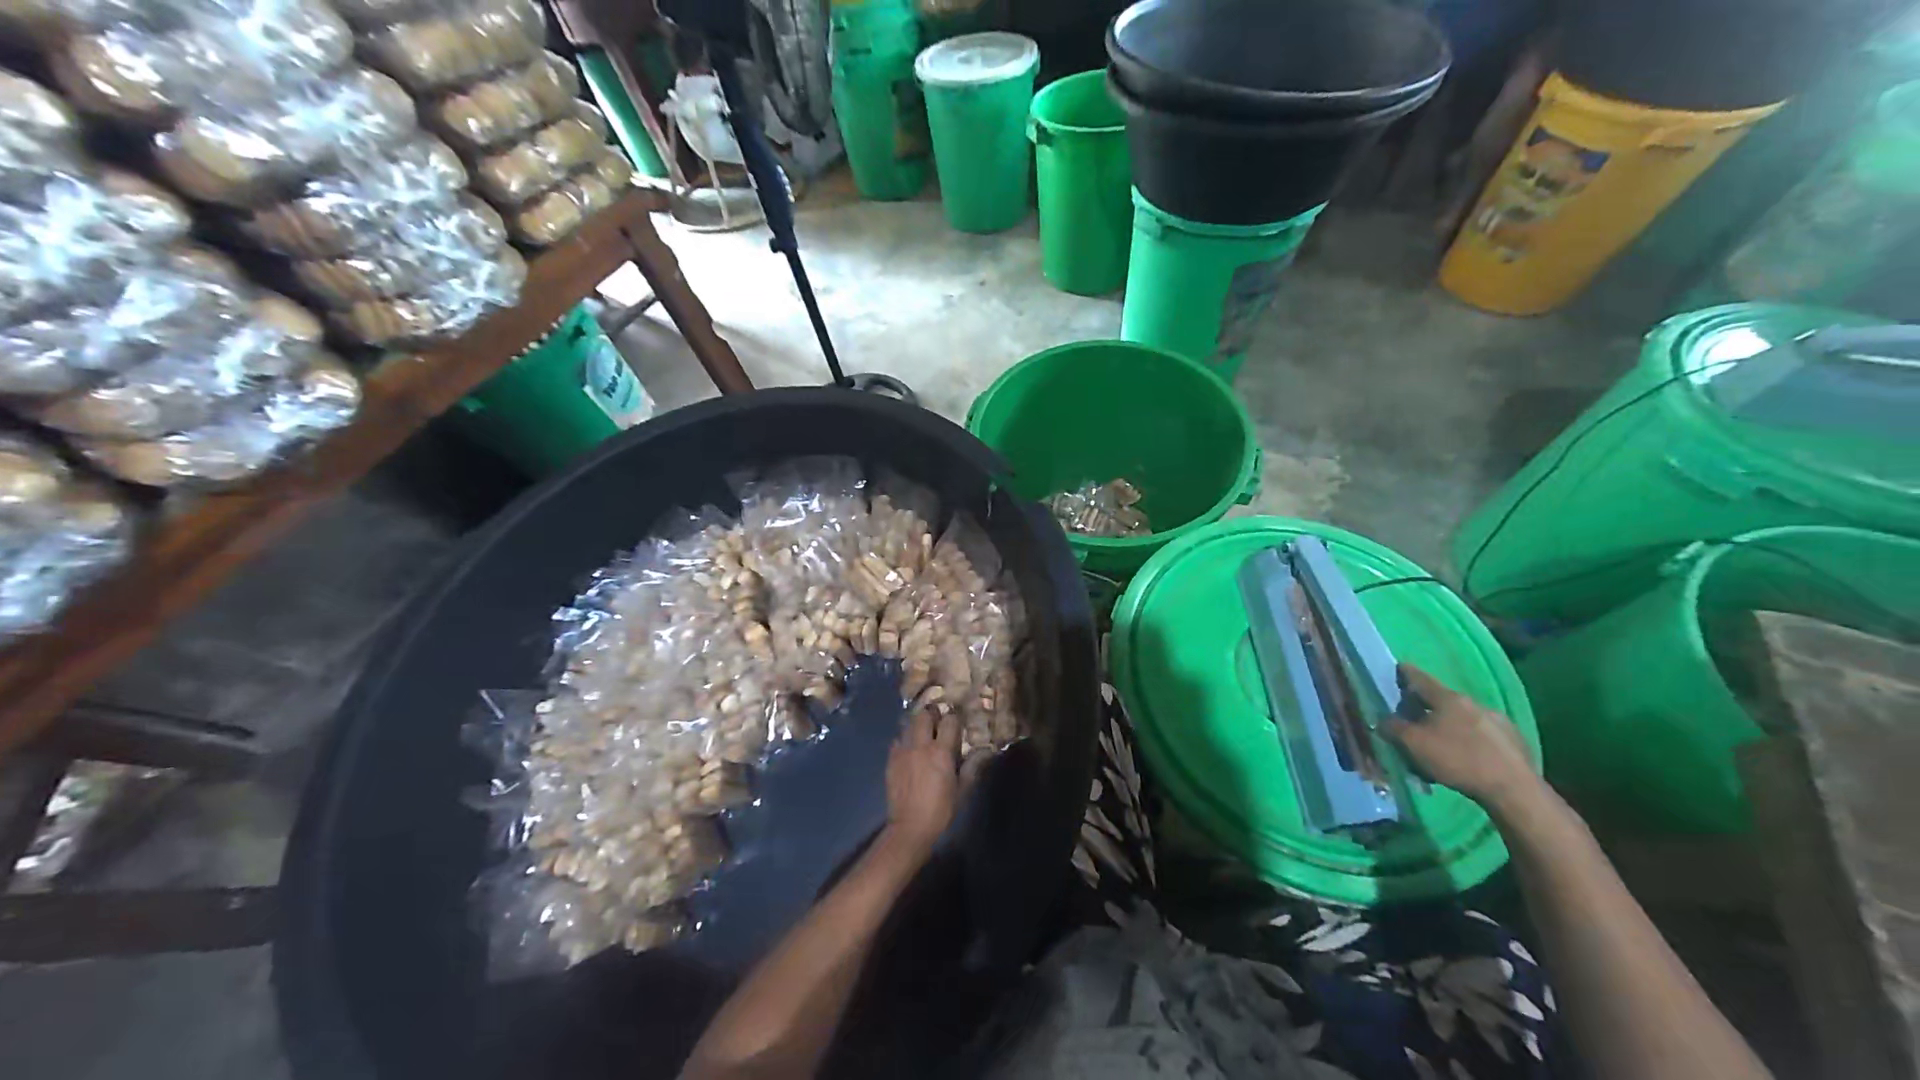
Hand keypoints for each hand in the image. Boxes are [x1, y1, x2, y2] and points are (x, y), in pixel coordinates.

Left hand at [884, 708, 963, 855]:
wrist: (910, 827)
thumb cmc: (941, 810)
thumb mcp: (962, 790)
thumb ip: (972, 767)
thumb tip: (983, 751)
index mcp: (941, 752)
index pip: (949, 721)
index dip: (954, 719)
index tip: (956, 723)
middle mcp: (920, 746)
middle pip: (924, 715)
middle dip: (932, 715)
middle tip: (937, 723)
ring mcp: (903, 751)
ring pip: (908, 725)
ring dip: (917, 726)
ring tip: (922, 735)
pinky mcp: (891, 760)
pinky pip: (897, 741)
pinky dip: (904, 740)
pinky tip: (909, 751)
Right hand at [1386, 663, 1539, 811]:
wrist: (1513, 789)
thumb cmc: (1457, 760)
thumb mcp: (1413, 744)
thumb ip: (1393, 727)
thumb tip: (1384, 720)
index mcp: (1448, 698)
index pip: (1420, 678)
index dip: (1405, 673)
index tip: (1397, 668)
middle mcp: (1474, 703)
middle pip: (1442, 699)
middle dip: (1425, 706)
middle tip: (1412, 718)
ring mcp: (1498, 721)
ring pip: (1463, 718)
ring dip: (1449, 725)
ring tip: (1439, 743)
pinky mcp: (1514, 741)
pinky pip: (1482, 734)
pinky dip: (1469, 739)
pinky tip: (1466, 757)